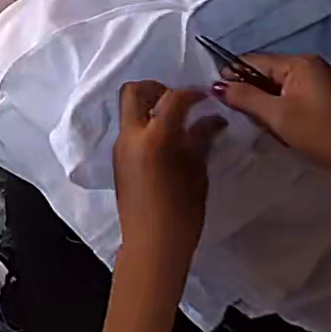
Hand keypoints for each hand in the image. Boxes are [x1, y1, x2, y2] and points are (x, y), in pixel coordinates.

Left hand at [112, 81, 225, 268]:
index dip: (191, 93)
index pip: (171, 99)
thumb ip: (200, 140)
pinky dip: (146, 123)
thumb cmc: (182, 212)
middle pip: (133, 91)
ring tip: (178, 121)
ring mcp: (120, 146)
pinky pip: (129, 128)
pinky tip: (168, 140)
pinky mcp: (117, 157)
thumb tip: (213, 119)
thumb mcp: (197, 173)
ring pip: (128, 109)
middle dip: (157, 88)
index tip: (206, 97)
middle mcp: (130, 135)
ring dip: (150, 105)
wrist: (151, 243)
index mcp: (153, 137)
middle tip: (181, 102)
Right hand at [214, 53, 330, 191]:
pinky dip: (283, 118)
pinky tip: (287, 135)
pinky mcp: (328, 106)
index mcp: (300, 63)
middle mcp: (311, 68)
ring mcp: (322, 87)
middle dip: (252, 98)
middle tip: (251, 121)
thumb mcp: (278, 116)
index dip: (230, 77)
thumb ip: (244, 97)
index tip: (216, 100)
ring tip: (273, 132)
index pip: (250, 60)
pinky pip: (292, 104)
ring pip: (277, 93)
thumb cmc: (326, 135)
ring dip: (268, 111)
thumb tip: (215, 85)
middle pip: (264, 76)